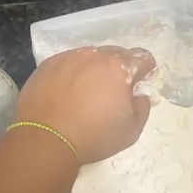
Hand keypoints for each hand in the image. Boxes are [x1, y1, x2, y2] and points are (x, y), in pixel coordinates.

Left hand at [13, 46, 155, 163]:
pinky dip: (71, 73)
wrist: (46, 139)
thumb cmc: (93, 137)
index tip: (141, 81)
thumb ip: (142, 107)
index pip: (142, 58)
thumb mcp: (131, 130)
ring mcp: (68, 58)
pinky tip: (67, 91)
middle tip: (114, 89)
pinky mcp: (47, 65)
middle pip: (115, 54)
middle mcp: (94, 56)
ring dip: (94, 69)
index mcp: (119, 67)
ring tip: (88, 90)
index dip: (146, 69)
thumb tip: (139, 95)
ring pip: (89, 57)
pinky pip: (66, 63)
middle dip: (119, 68)